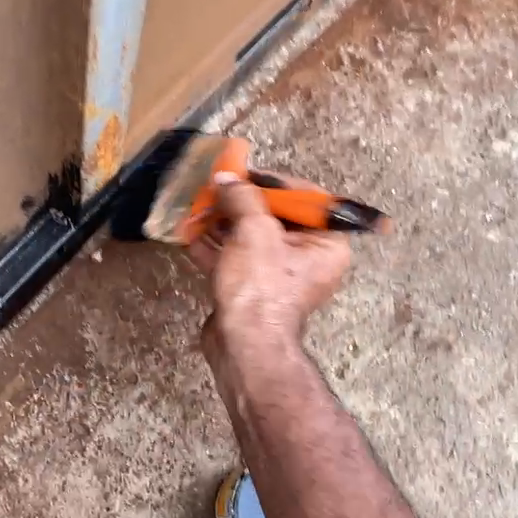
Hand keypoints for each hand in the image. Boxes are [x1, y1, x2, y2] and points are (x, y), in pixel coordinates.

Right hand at [187, 171, 351, 356]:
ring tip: (198, 209)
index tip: (244, 174)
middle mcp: (307, 260)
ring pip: (249, 240)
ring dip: (222, 224)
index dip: (273, 183)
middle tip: (216, 190)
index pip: (305, 199)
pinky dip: (214, 248)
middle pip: (273, 219)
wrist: (242, 343)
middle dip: (240, 204)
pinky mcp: (251, 291)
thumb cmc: (260, 287)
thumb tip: (225, 178)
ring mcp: (277, 278)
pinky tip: (191, 235)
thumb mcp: (253, 230)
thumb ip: (241, 198)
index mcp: (326, 244)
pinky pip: (235, 261)